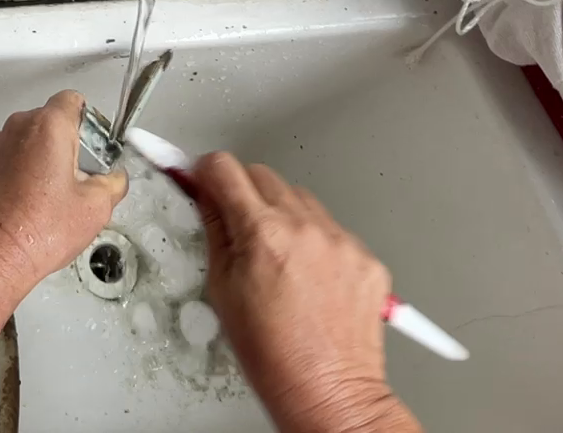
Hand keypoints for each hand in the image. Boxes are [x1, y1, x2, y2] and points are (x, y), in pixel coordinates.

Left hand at [0, 90, 128, 300]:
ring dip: (49, 157)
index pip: (74, 100)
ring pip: (35, 138)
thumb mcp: (96, 207)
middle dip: (72, 143)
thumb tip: (114, 178)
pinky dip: (29, 169)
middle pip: (55, 119)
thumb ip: (113, 182)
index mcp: (48, 125)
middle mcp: (20, 126)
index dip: (91, 121)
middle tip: (83, 176)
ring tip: (58, 195)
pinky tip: (37, 201)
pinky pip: (17, 154)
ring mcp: (0, 144)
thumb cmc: (36, 230)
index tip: (97, 146)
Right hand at [191, 152, 418, 432]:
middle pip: (260, 174)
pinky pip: (329, 225)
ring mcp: (339, 240)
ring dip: (280, 211)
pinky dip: (313, 237)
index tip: (198, 175)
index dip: (205, 171)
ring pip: (296, 195)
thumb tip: (203, 194)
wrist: (330, 395)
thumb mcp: (221, 287)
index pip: (223, 167)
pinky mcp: (365, 255)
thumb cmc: (274, 355)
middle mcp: (304, 227)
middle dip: (241, 190)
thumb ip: (214, 228)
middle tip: (236, 222)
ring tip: (275, 253)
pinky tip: (306, 271)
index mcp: (262, 232)